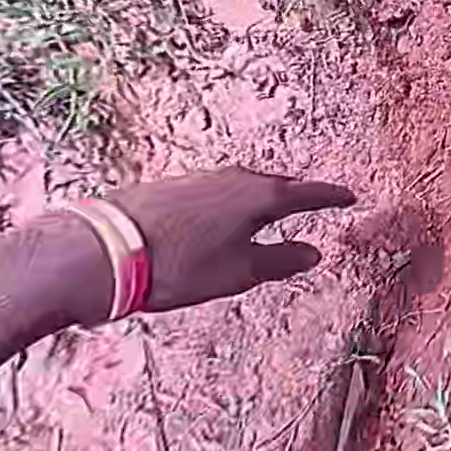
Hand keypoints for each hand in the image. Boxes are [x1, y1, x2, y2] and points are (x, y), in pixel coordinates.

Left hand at [101, 168, 356, 314]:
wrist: (99, 250)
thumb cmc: (180, 264)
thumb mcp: (238, 272)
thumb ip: (280, 260)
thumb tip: (313, 253)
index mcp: (261, 197)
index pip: (309, 194)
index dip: (332, 197)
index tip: (350, 197)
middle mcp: (236, 179)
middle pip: (278, 186)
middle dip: (297, 196)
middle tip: (313, 204)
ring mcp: (204, 178)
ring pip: (246, 186)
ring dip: (263, 199)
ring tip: (269, 215)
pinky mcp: (176, 185)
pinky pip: (220, 190)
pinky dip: (234, 202)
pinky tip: (223, 218)